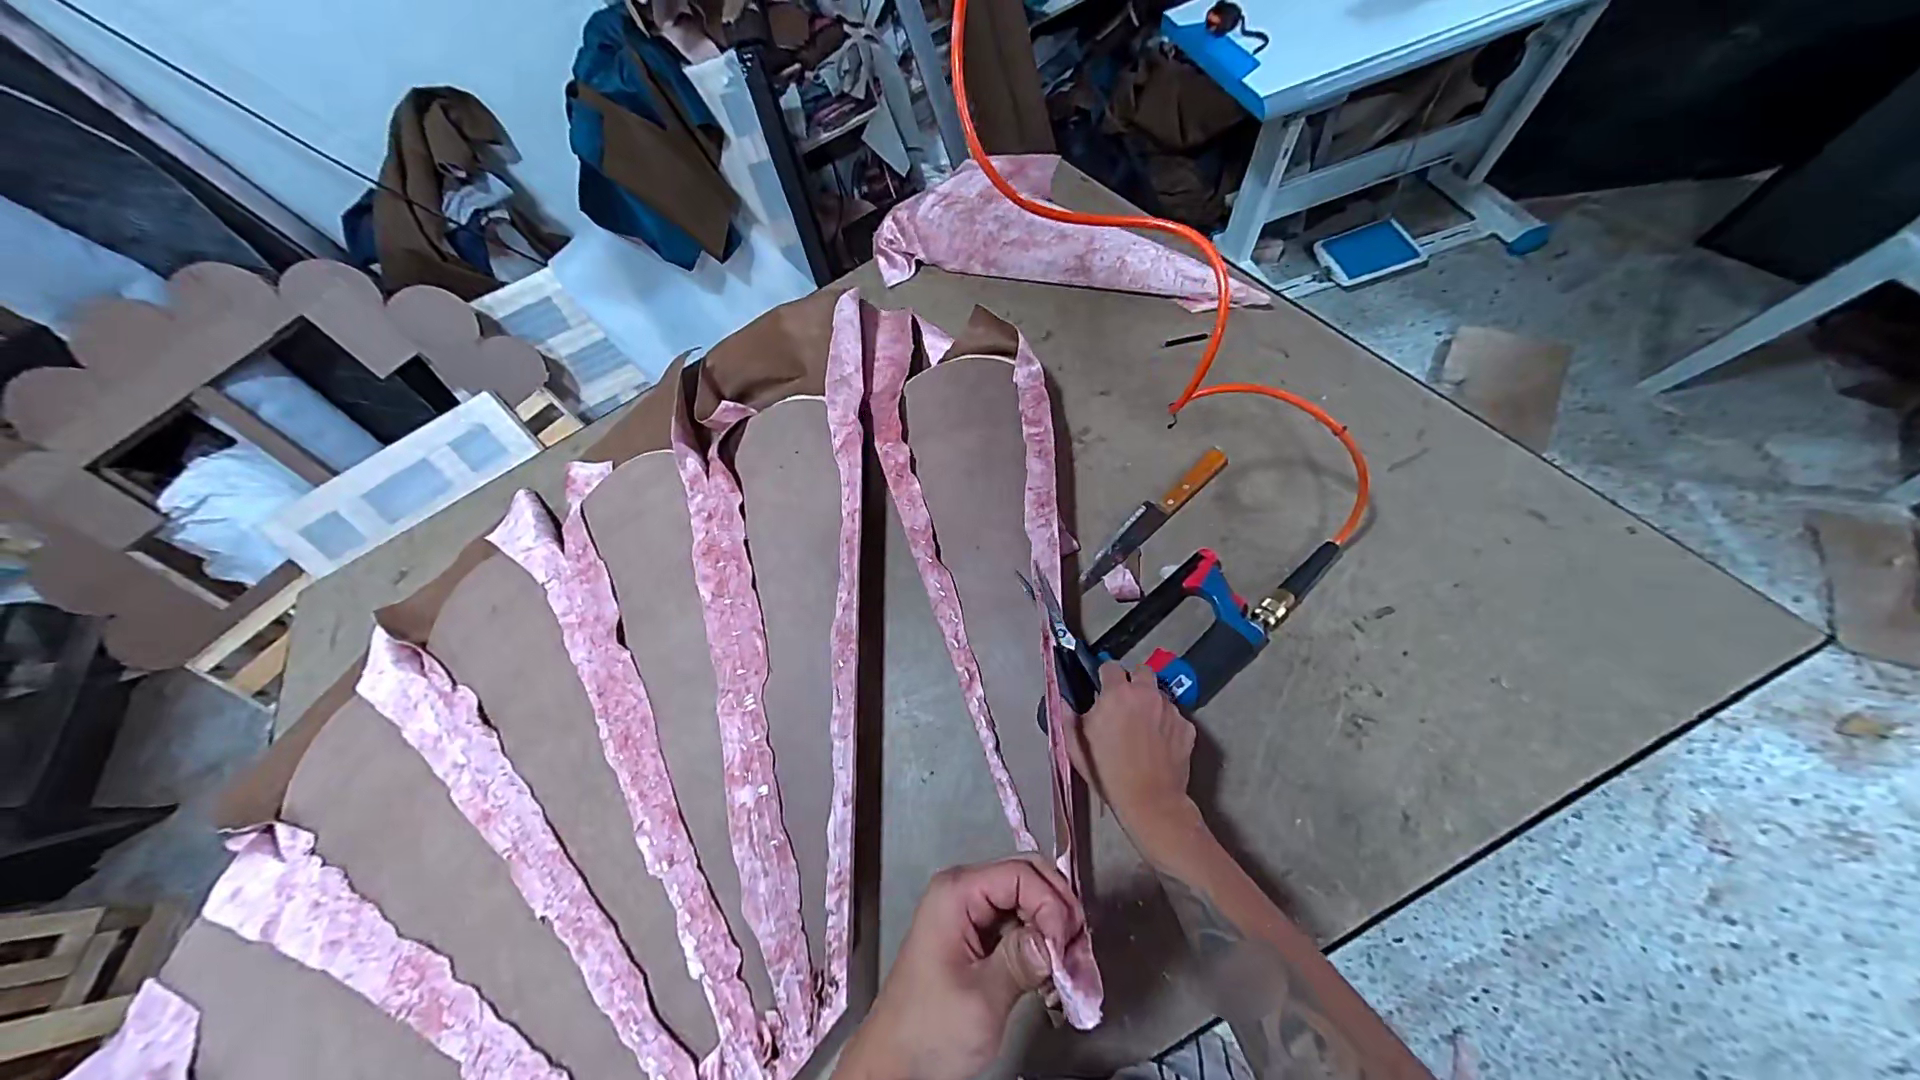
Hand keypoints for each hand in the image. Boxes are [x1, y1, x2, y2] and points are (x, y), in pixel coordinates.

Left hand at [836, 855, 1083, 1079]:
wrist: (896, 1063)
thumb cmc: (928, 1031)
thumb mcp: (980, 999)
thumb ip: (1019, 962)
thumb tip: (1054, 940)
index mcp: (957, 892)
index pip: (1021, 874)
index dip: (1050, 905)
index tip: (1065, 947)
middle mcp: (964, 890)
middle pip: (1029, 878)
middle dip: (1058, 911)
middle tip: (1077, 952)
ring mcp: (971, 910)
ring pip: (1029, 899)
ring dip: (1054, 928)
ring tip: (1070, 966)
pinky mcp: (979, 934)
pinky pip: (1021, 921)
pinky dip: (1042, 941)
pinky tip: (1053, 970)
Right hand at [1064, 663, 1202, 857]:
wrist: (1150, 802)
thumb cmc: (1108, 773)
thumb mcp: (1076, 746)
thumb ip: (1067, 718)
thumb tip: (1064, 702)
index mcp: (1117, 693)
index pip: (1111, 666)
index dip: (1105, 677)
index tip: (1103, 689)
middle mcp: (1147, 694)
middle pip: (1141, 672)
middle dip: (1133, 683)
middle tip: (1125, 704)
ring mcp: (1170, 710)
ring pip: (1159, 694)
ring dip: (1150, 703)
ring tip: (1142, 727)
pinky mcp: (1187, 727)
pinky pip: (1175, 716)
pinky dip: (1166, 723)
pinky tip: (1158, 743)